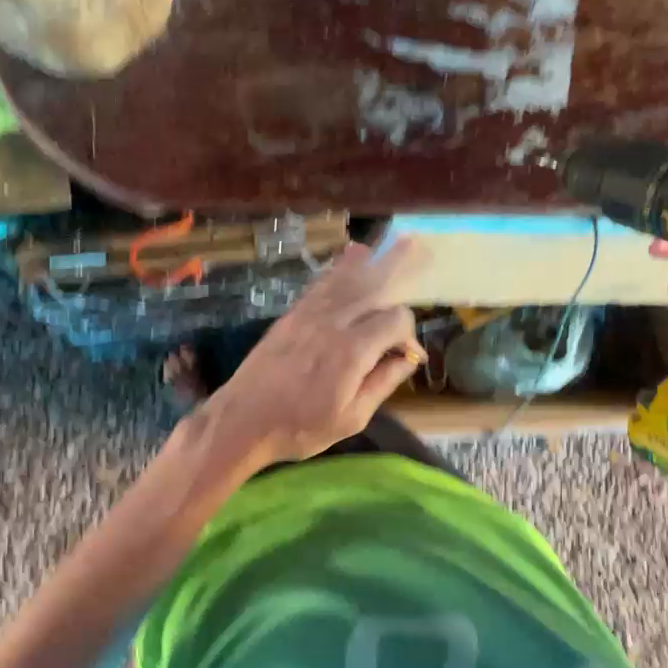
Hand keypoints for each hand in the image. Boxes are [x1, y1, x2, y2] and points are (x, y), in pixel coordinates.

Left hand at [189, 240, 429, 469]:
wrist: (244, 420)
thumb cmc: (301, 428)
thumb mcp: (352, 418)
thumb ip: (383, 383)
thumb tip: (409, 359)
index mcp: (353, 351)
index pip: (395, 320)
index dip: (409, 334)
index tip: (407, 356)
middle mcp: (334, 323)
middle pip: (376, 286)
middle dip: (402, 269)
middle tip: (423, 250)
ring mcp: (310, 314)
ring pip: (350, 279)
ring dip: (377, 260)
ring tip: (401, 240)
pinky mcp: (293, 315)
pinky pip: (323, 283)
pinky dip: (342, 267)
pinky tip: (354, 253)